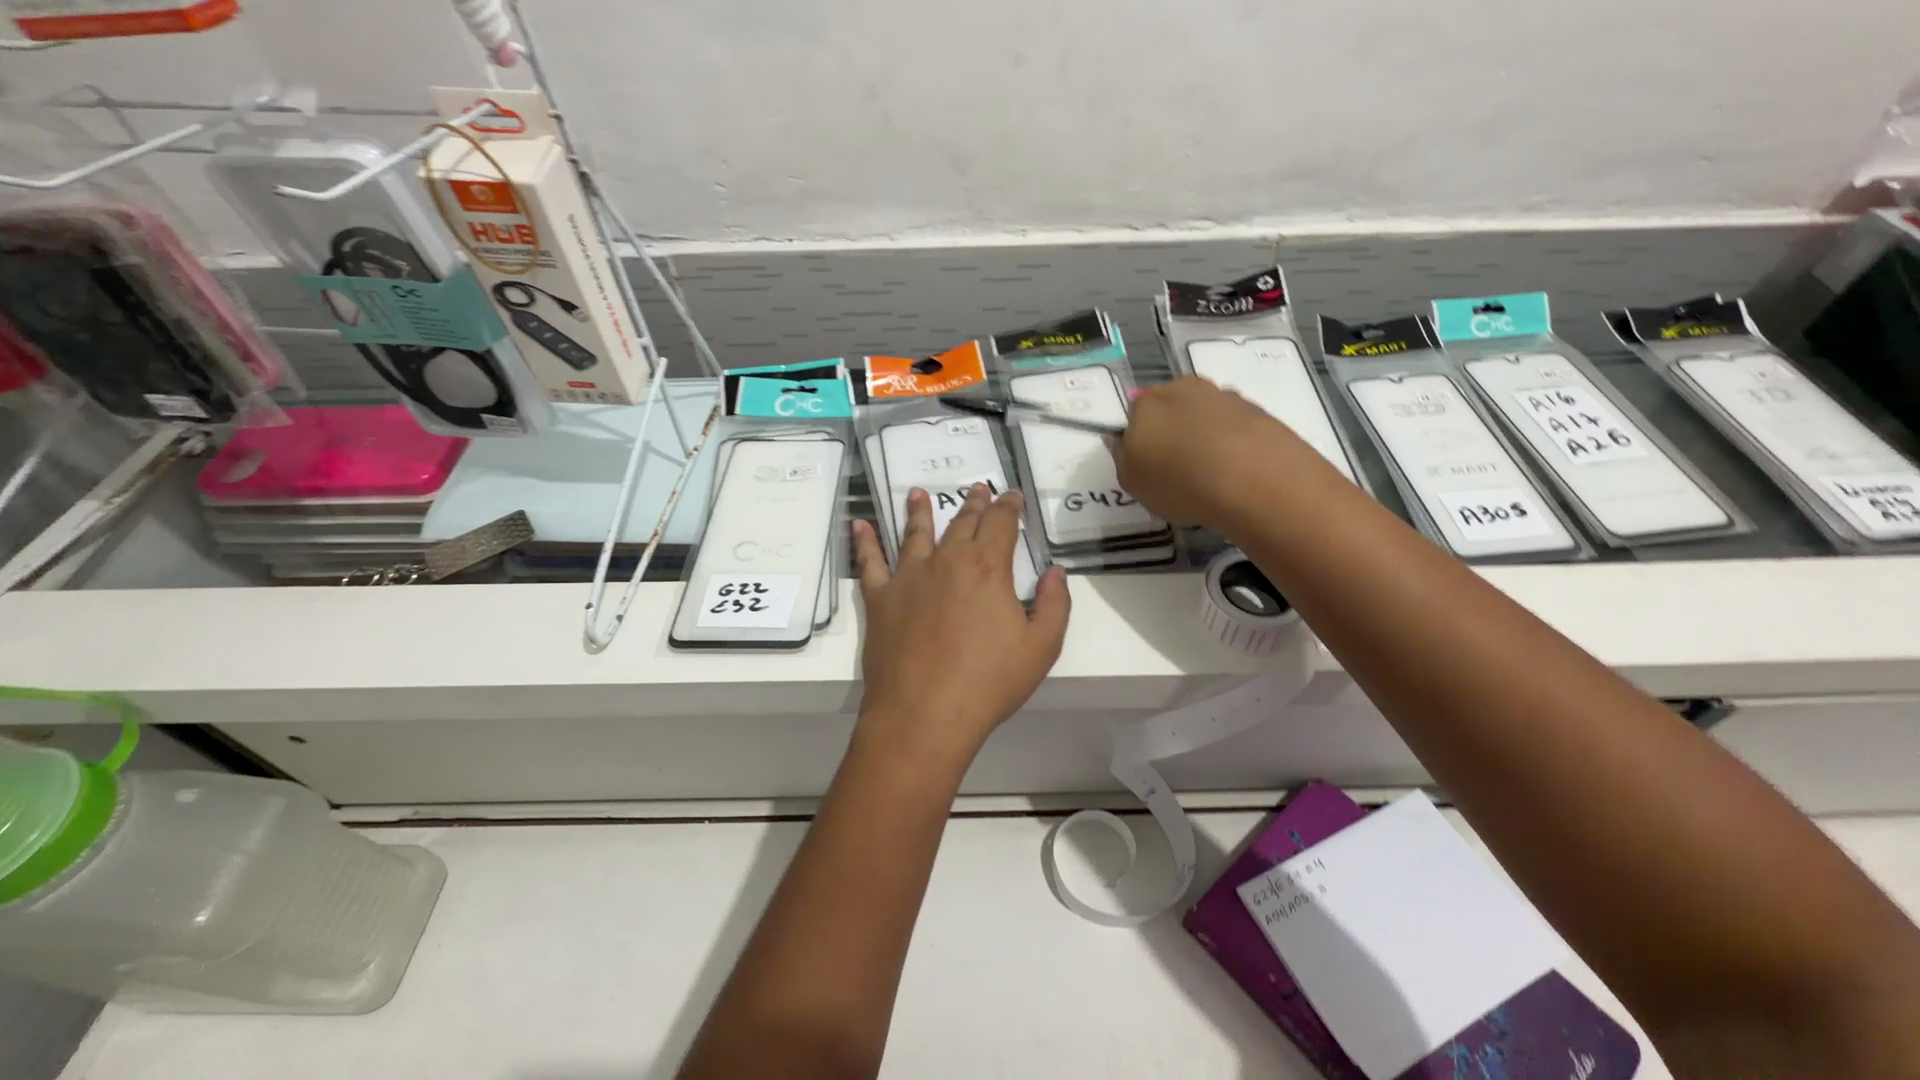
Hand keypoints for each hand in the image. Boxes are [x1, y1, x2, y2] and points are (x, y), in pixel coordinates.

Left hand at [852, 484, 1070, 767]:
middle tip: (977, 488)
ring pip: (916, 533)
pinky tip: (860, 526)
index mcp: (988, 568)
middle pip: (962, 523)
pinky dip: (865, 542)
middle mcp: (947, 561)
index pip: (1001, 523)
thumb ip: (1054, 604)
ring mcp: (909, 578)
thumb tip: (1055, 571)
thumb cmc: (989, 683)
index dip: (1008, 506)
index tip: (1011, 495)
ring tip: (918, 492)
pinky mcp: (880, 599)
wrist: (924, 713)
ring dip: (919, 510)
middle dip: (973, 504)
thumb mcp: (1040, 647)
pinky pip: (870, 562)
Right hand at [1112, 377, 1293, 527]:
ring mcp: (1225, 397)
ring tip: (1212, 474)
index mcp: (1148, 402)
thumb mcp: (1132, 482)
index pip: (1134, 413)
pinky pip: (1236, 427)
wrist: (1255, 480)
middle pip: (1172, 408)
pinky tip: (1238, 471)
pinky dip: (1234, 443)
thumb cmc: (1180, 482)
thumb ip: (1121, 457)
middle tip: (1179, 468)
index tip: (1148, 464)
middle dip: (1173, 431)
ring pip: (1206, 415)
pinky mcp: (1259, 411)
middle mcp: (1185, 389)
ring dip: (1205, 436)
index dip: (1139, 438)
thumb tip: (1120, 439)